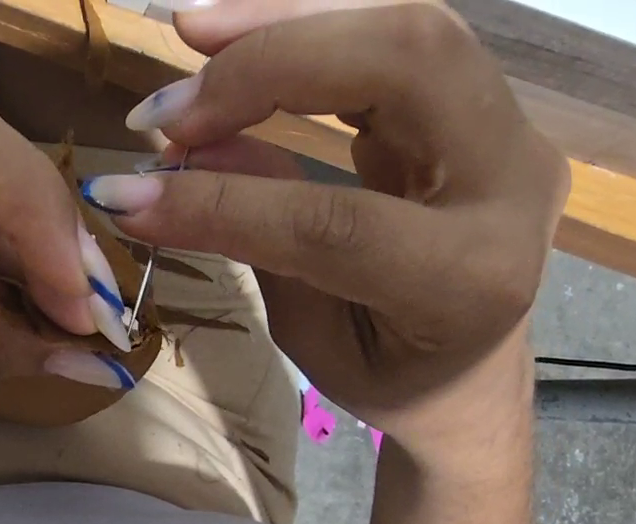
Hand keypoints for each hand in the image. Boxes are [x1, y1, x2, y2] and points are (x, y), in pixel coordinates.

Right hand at [79, 0, 568, 460]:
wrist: (470, 370)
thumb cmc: (388, 376)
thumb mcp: (314, 339)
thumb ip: (262, 249)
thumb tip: (184, 164)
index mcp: (467, 279)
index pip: (333, 219)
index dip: (223, 201)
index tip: (125, 194)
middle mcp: (510, 182)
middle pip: (405, 61)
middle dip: (269, 65)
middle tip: (168, 110)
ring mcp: (509, 128)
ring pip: (407, 25)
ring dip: (284, 20)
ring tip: (190, 33)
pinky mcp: (484, 100)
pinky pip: (397, 35)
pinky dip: (311, 23)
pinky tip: (235, 32)